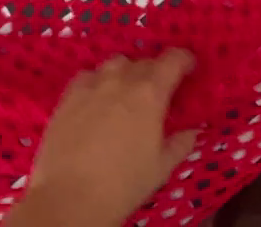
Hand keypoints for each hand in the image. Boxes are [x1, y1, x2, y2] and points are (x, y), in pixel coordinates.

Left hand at [21, 49, 199, 226]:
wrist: (69, 200)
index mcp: (151, 93)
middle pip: (145, 61)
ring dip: (126, 72)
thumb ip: (180, 145)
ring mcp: (94, 85)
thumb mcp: (161, 169)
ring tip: (126, 93)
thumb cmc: (122, 185)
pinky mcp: (69, 96)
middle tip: (157, 93)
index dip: (184, 60)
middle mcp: (123, 79)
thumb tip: (192, 131)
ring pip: (116, 63)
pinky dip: (97, 81)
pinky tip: (96, 99)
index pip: (173, 59)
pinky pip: (88, 76)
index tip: (188, 68)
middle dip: (156, 72)